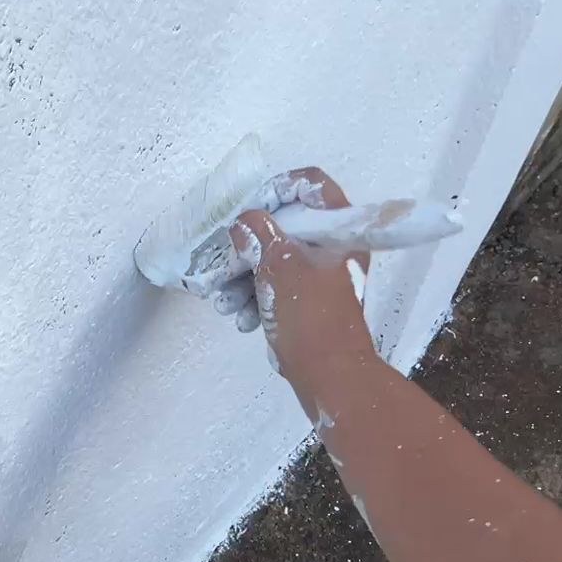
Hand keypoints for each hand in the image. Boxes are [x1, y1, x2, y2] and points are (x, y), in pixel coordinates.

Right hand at [226, 167, 374, 382]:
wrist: (328, 376)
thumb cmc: (313, 321)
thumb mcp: (282, 271)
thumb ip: (260, 238)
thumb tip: (243, 221)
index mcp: (337, 230)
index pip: (310, 185)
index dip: (276, 191)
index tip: (247, 213)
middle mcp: (329, 247)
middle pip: (282, 226)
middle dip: (246, 246)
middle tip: (224, 263)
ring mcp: (315, 275)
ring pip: (270, 260)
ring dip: (241, 278)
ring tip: (225, 302)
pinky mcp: (302, 301)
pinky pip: (270, 287)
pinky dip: (252, 298)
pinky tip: (240, 317)